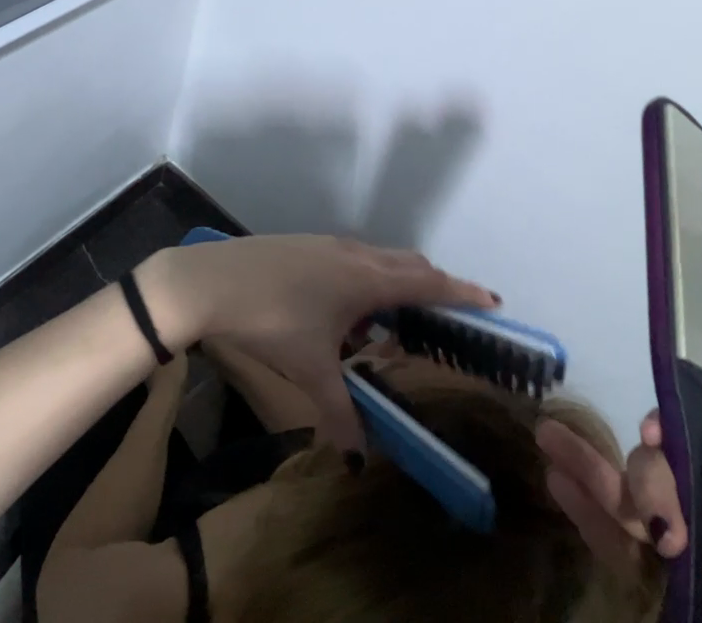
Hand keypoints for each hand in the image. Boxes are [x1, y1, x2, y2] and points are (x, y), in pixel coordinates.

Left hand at [136, 235, 496, 453]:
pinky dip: (364, 280)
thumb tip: (358, 456)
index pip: (430, 283)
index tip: (493, 301)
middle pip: (409, 265)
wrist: (208, 281)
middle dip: (433, 287)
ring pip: (379, 259)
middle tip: (445, 317)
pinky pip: (352, 259)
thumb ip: (340, 413)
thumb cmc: (270, 320)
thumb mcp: (309, 370)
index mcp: (368, 279)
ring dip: (394, 284)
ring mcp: (328, 245)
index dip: (463, 293)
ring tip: (389, 323)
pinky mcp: (304, 244)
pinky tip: (341, 312)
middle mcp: (356, 254)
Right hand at [538, 410, 701, 622]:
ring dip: (588, 464)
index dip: (682, 433)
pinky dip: (582, 507)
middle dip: (645, 476)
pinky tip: (554, 479)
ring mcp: (685, 558)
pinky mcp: (656, 590)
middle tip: (658, 530)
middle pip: (665, 471)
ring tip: (549, 437)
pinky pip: (612, 540)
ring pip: (627, 496)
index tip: (658, 435)